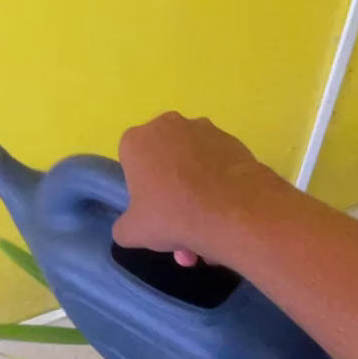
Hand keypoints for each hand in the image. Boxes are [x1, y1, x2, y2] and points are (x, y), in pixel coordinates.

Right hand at [112, 113, 278, 265]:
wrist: (232, 212)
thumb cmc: (172, 216)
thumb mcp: (132, 233)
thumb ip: (124, 227)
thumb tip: (131, 228)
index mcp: (137, 141)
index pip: (130, 161)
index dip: (140, 187)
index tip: (151, 208)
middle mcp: (168, 125)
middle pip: (164, 162)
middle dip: (170, 194)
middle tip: (179, 226)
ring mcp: (204, 130)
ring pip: (193, 166)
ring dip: (196, 194)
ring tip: (205, 231)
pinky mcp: (233, 141)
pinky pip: (217, 166)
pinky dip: (218, 187)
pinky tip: (224, 215)